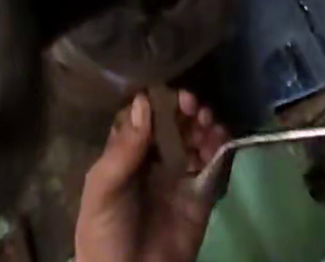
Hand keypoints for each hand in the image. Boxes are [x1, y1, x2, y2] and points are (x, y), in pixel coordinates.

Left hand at [76, 90, 230, 261]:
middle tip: (192, 104)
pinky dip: (221, 145)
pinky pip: (215, 163)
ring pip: (196, 136)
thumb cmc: (106, 234)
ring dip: (205, 122)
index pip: (145, 114)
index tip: (170, 91)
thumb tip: (144, 100)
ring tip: (207, 122)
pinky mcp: (202, 193)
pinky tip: (220, 138)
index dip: (158, 99)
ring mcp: (180, 173)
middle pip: (175, 120)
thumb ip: (123, 148)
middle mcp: (155, 157)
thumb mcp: (102, 190)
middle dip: (185, 106)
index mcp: (128, 151)